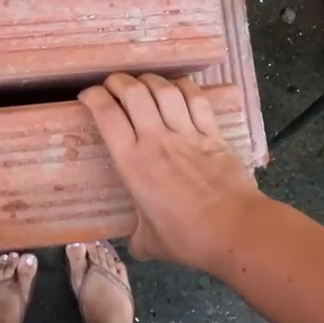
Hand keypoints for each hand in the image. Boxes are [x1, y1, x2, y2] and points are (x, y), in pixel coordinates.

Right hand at [79, 73, 268, 270]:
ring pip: (163, 89)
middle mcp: (156, 139)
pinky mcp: (212, 133)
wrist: (236, 231)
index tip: (88, 96)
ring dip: (148, 80)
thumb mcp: (149, 242)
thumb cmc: (187, 238)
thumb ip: (137, 236)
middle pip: (133, 93)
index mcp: (133, 162)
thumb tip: (134, 242)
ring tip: (142, 82)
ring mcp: (186, 133)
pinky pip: (195, 98)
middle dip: (118, 81)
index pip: (107, 115)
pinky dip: (182, 86)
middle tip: (113, 86)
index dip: (93, 97)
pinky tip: (176, 87)